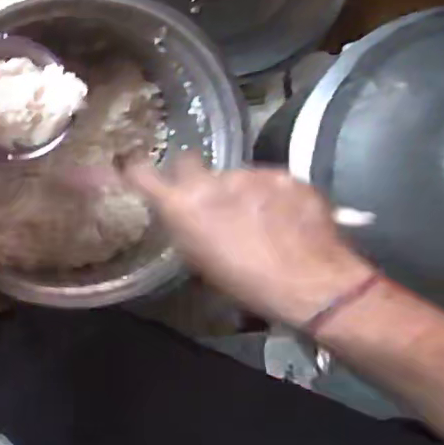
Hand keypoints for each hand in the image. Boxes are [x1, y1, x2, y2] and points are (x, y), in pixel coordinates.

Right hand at [126, 154, 374, 325]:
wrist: (309, 282)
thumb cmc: (241, 280)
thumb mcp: (195, 256)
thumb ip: (182, 223)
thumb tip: (177, 211)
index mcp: (181, 204)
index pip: (141, 173)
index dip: (135, 170)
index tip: (134, 171)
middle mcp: (210, 181)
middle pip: (188, 162)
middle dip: (191, 174)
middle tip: (205, 198)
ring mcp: (251, 175)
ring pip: (233, 175)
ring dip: (237, 189)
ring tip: (255, 215)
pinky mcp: (285, 175)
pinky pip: (267, 179)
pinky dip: (269, 193)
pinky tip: (281, 215)